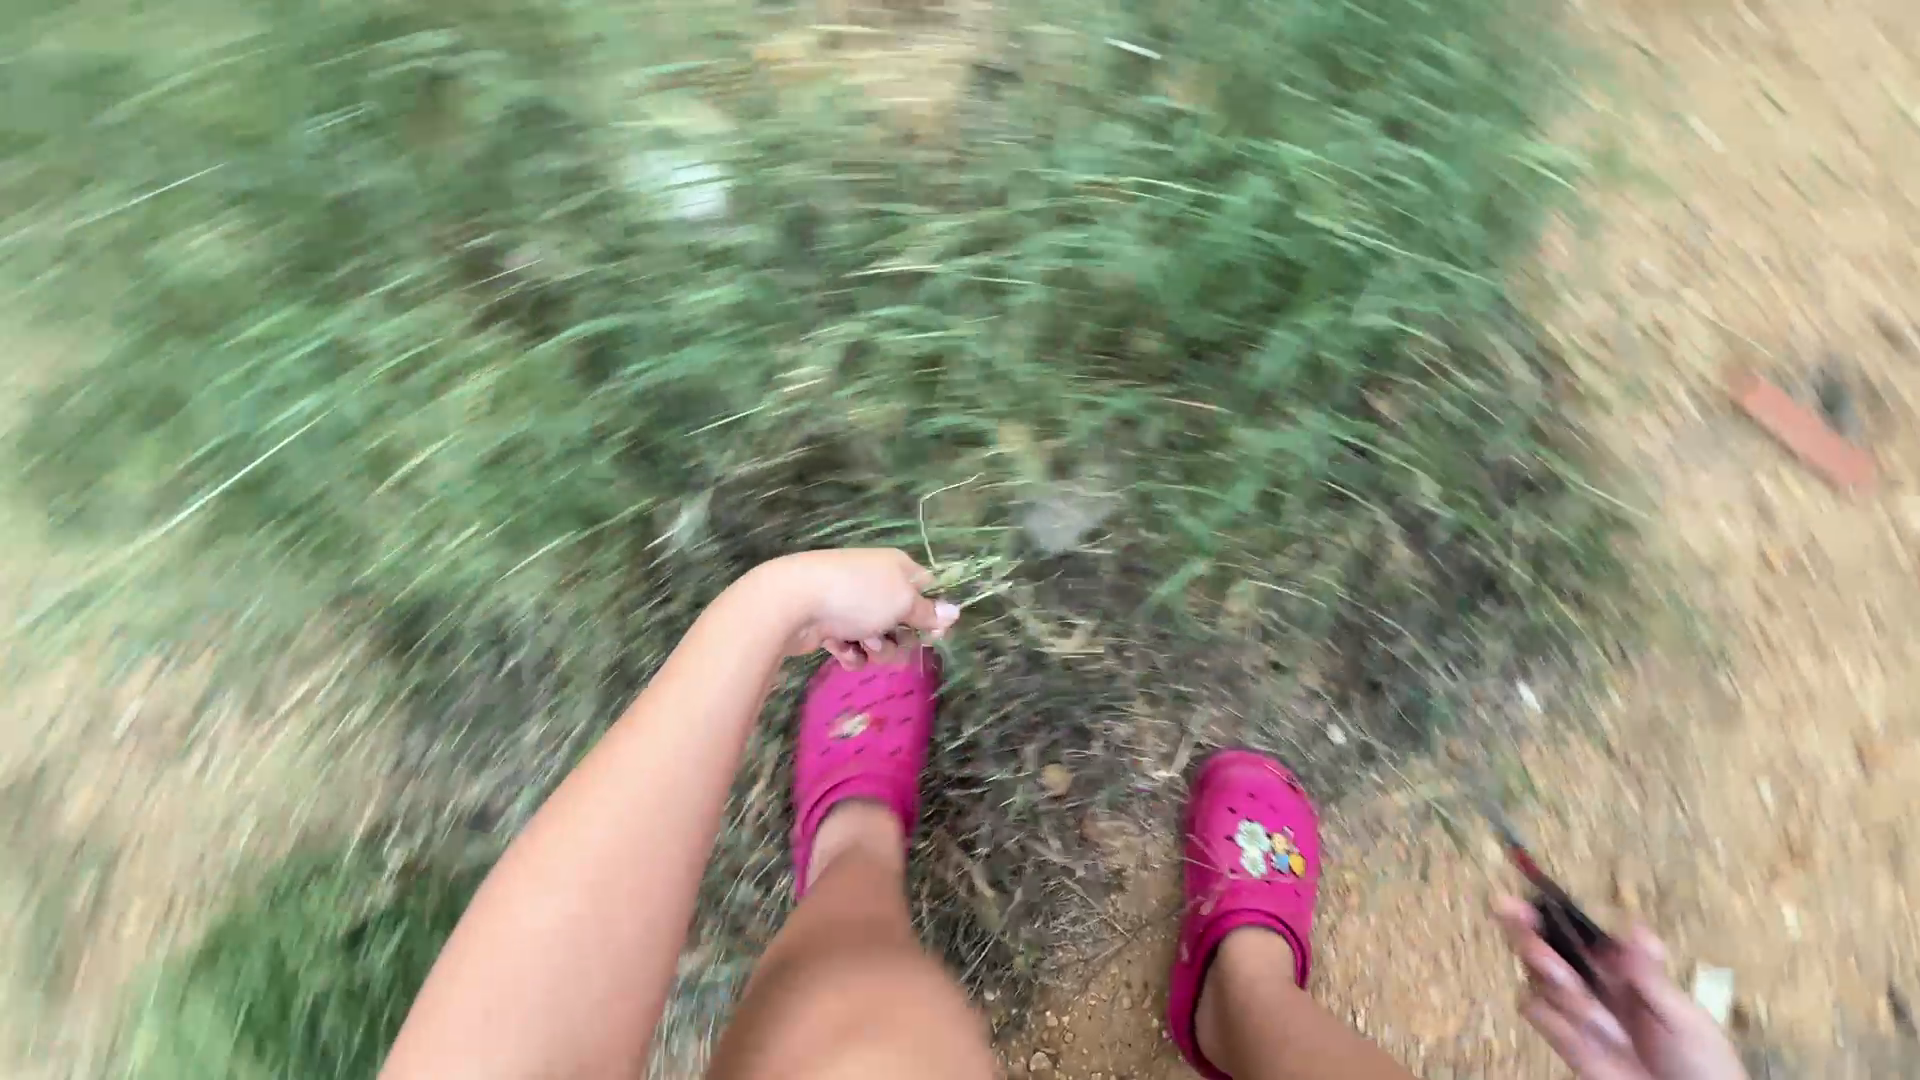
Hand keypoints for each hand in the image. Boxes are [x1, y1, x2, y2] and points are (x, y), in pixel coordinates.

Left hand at [751, 549, 959, 668]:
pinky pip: (852, 647)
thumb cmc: (858, 595)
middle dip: (900, 637)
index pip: (926, 588)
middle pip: (903, 620)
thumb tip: (956, 611)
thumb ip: (928, 612)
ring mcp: (851, 605)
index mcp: (897, 568)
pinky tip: (839, 649)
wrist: (794, 601)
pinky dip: (849, 652)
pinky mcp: (830, 626)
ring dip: (875, 648)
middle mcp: (876, 584)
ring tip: (861, 644)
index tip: (933, 633)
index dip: (932, 613)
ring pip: (879, 638)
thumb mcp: (903, 601)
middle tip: (889, 638)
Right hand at [1494, 897, 1747, 1079]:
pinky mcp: (1556, 1030)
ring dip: (1556, 988)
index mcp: (1617, 967)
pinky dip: (1554, 1018)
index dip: (1546, 912)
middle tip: (1539, 951)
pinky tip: (1586, 1035)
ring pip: (1533, 973)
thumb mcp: (1684, 1018)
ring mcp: (1569, 1004)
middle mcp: (1585, 978)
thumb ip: (1650, 976)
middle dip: (1526, 937)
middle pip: (1538, 941)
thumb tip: (1632, 926)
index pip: (1573, 929)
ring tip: (1594, 1015)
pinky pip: (1532, 1007)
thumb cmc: (1699, 1065)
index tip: (1524, 905)